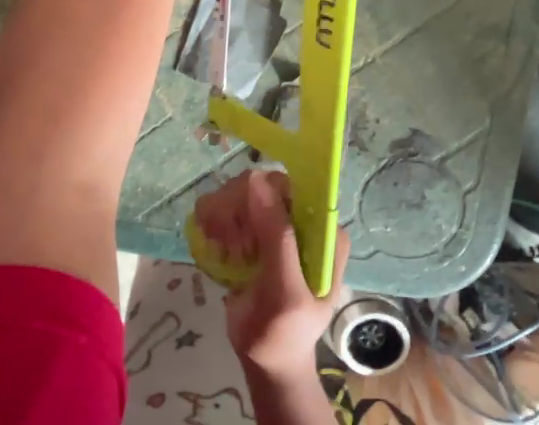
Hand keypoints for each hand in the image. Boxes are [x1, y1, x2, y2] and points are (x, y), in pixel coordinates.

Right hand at [194, 169, 349, 375]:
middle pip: (259, 185)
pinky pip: (227, 205)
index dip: (260, 195)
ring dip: (222, 215)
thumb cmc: (283, 332)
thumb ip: (277, 237)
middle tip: (228, 242)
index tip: (242, 224)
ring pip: (239, 192)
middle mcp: (302, 219)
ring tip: (221, 245)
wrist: (266, 360)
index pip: (290, 185)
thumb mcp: (285, 291)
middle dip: (236, 208)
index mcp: (324, 230)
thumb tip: (256, 179)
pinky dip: (214, 219)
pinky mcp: (253, 231)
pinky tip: (214, 243)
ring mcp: (276, 224)